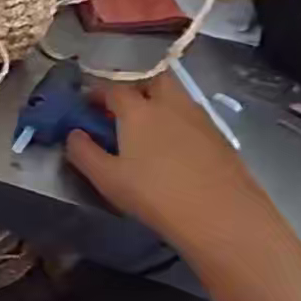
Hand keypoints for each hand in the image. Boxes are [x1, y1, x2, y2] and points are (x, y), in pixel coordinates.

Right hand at [63, 72, 287, 261]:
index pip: (113, 89)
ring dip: (159, 104)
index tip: (87, 107)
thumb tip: (74, 134)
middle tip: (122, 111)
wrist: (225, 220)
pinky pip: (192, 119)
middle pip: (153, 81)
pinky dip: (177, 124)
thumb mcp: (107, 179)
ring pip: (176, 98)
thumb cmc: (156, 195)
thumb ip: (83, 152)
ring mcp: (200, 121)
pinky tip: (173, 152)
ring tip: (146, 132)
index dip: (97, 95)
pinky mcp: (221, 140)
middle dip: (135, 88)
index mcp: (138, 110)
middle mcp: (171, 105)